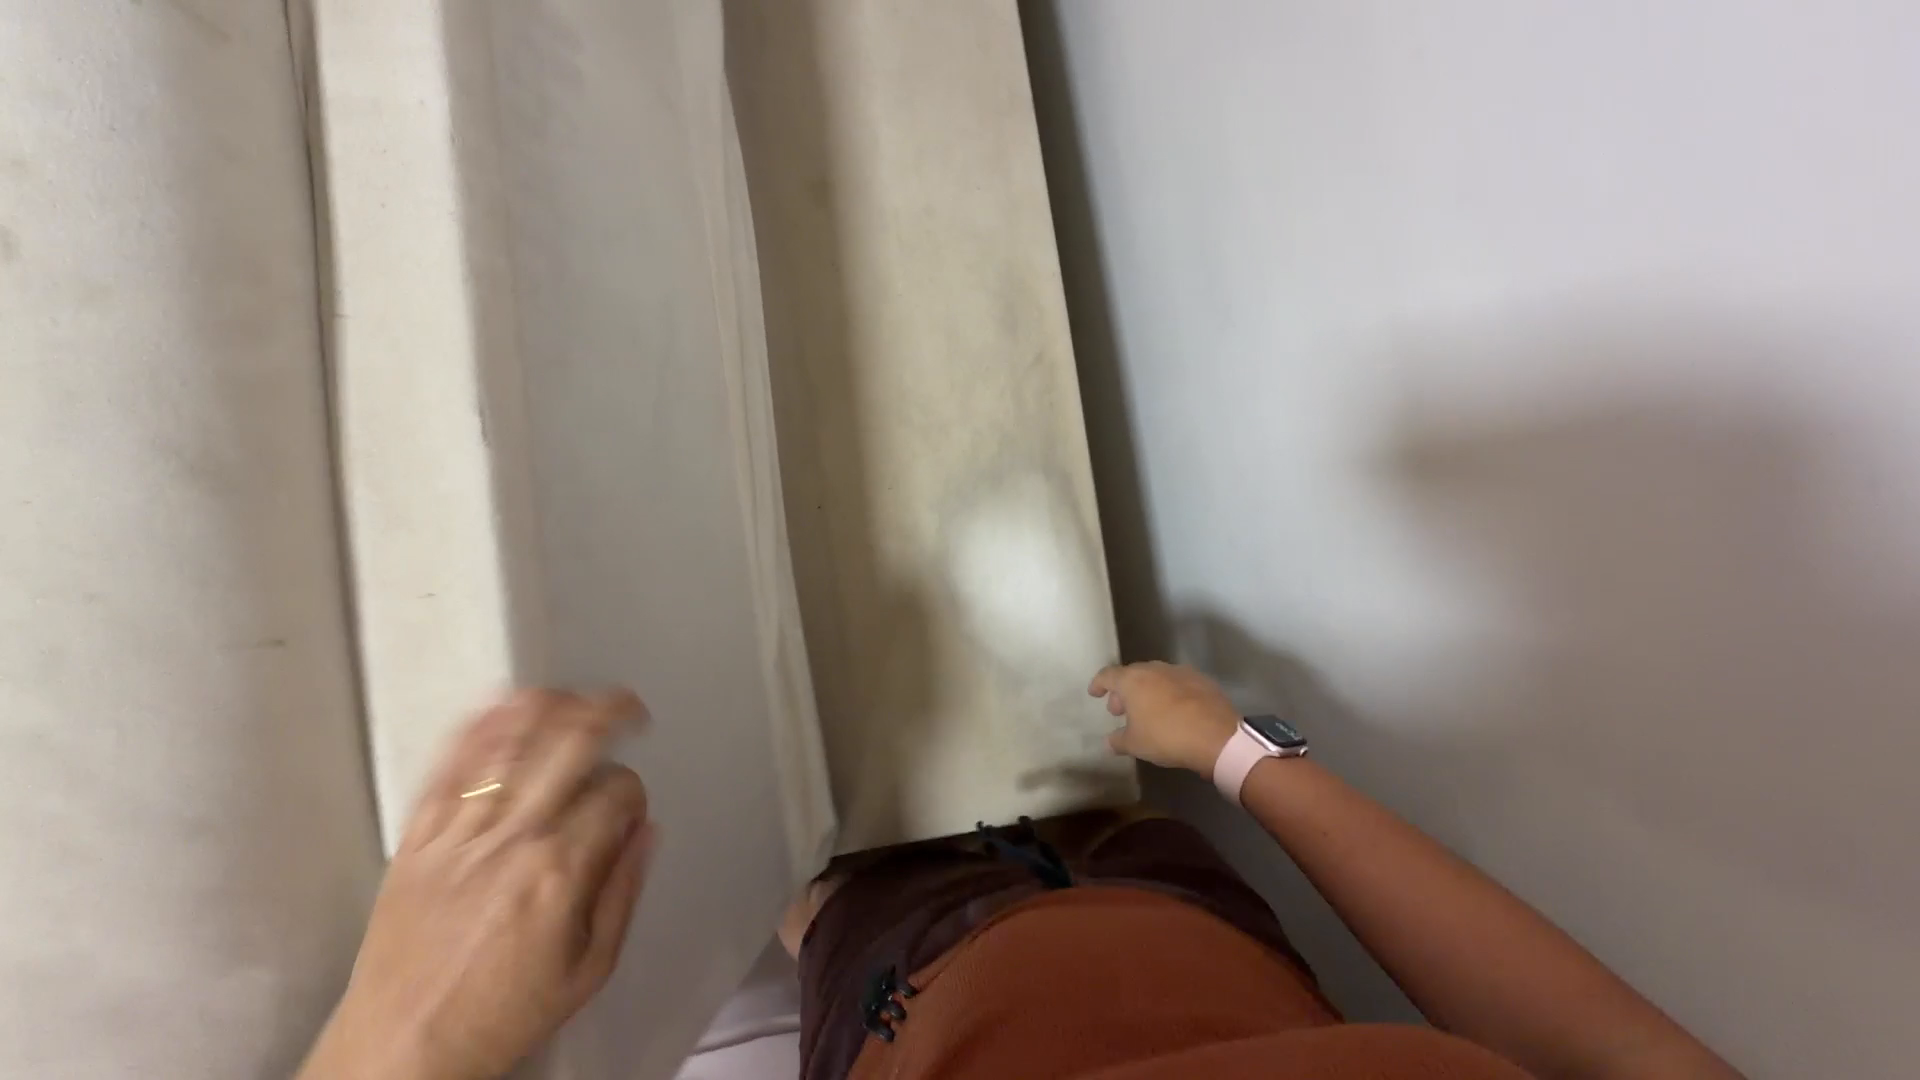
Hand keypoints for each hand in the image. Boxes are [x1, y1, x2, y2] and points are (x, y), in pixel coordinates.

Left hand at [300, 690, 657, 1079]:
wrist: (399, 1054)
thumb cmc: (502, 1017)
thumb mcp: (591, 967)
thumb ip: (624, 889)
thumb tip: (645, 828)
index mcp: (560, 872)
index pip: (616, 793)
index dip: (635, 792)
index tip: (630, 809)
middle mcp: (512, 840)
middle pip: (570, 746)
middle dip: (609, 713)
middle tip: (629, 707)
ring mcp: (459, 834)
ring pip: (509, 743)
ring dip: (551, 705)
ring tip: (576, 694)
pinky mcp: (416, 838)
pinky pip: (448, 767)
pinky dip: (479, 728)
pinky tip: (505, 706)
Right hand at [1089, 661, 1240, 774]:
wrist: (1216, 735)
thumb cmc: (1166, 736)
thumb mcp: (1135, 744)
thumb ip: (1118, 741)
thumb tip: (1110, 741)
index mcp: (1132, 680)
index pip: (1107, 675)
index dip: (1098, 684)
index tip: (1094, 693)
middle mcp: (1154, 669)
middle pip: (1132, 675)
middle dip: (1124, 691)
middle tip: (1121, 710)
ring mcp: (1180, 672)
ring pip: (1156, 677)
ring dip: (1148, 691)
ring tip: (1148, 711)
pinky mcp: (1202, 680)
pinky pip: (1177, 684)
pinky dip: (1170, 694)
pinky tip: (1174, 711)